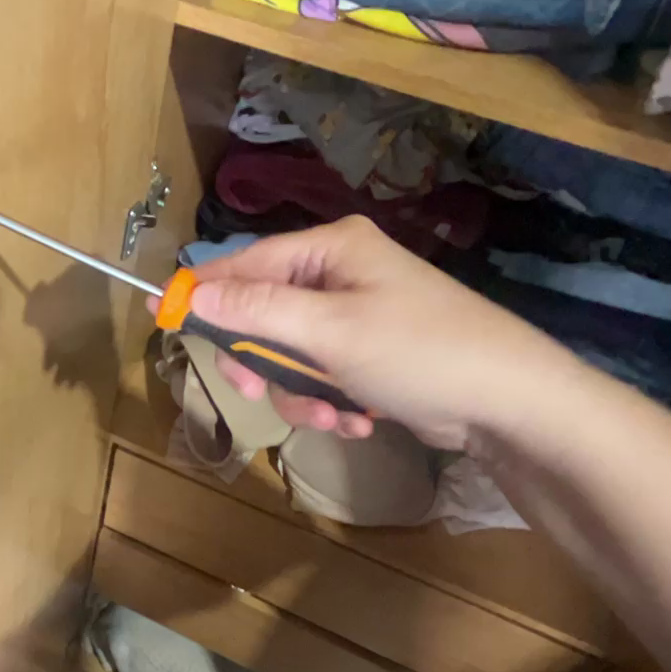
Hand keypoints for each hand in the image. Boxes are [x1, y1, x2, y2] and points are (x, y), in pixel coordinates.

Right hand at [187, 215, 589, 451]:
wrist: (510, 404)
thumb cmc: (419, 352)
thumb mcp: (329, 331)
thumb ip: (256, 310)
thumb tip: (189, 294)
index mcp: (330, 249)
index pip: (246, 263)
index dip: (202, 292)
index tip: (160, 316)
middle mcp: (339, 274)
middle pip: (262, 314)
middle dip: (262, 362)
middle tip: (252, 390)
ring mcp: (354, 316)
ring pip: (287, 354)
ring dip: (300, 393)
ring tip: (333, 417)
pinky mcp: (367, 353)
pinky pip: (319, 374)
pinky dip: (328, 402)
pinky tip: (356, 421)